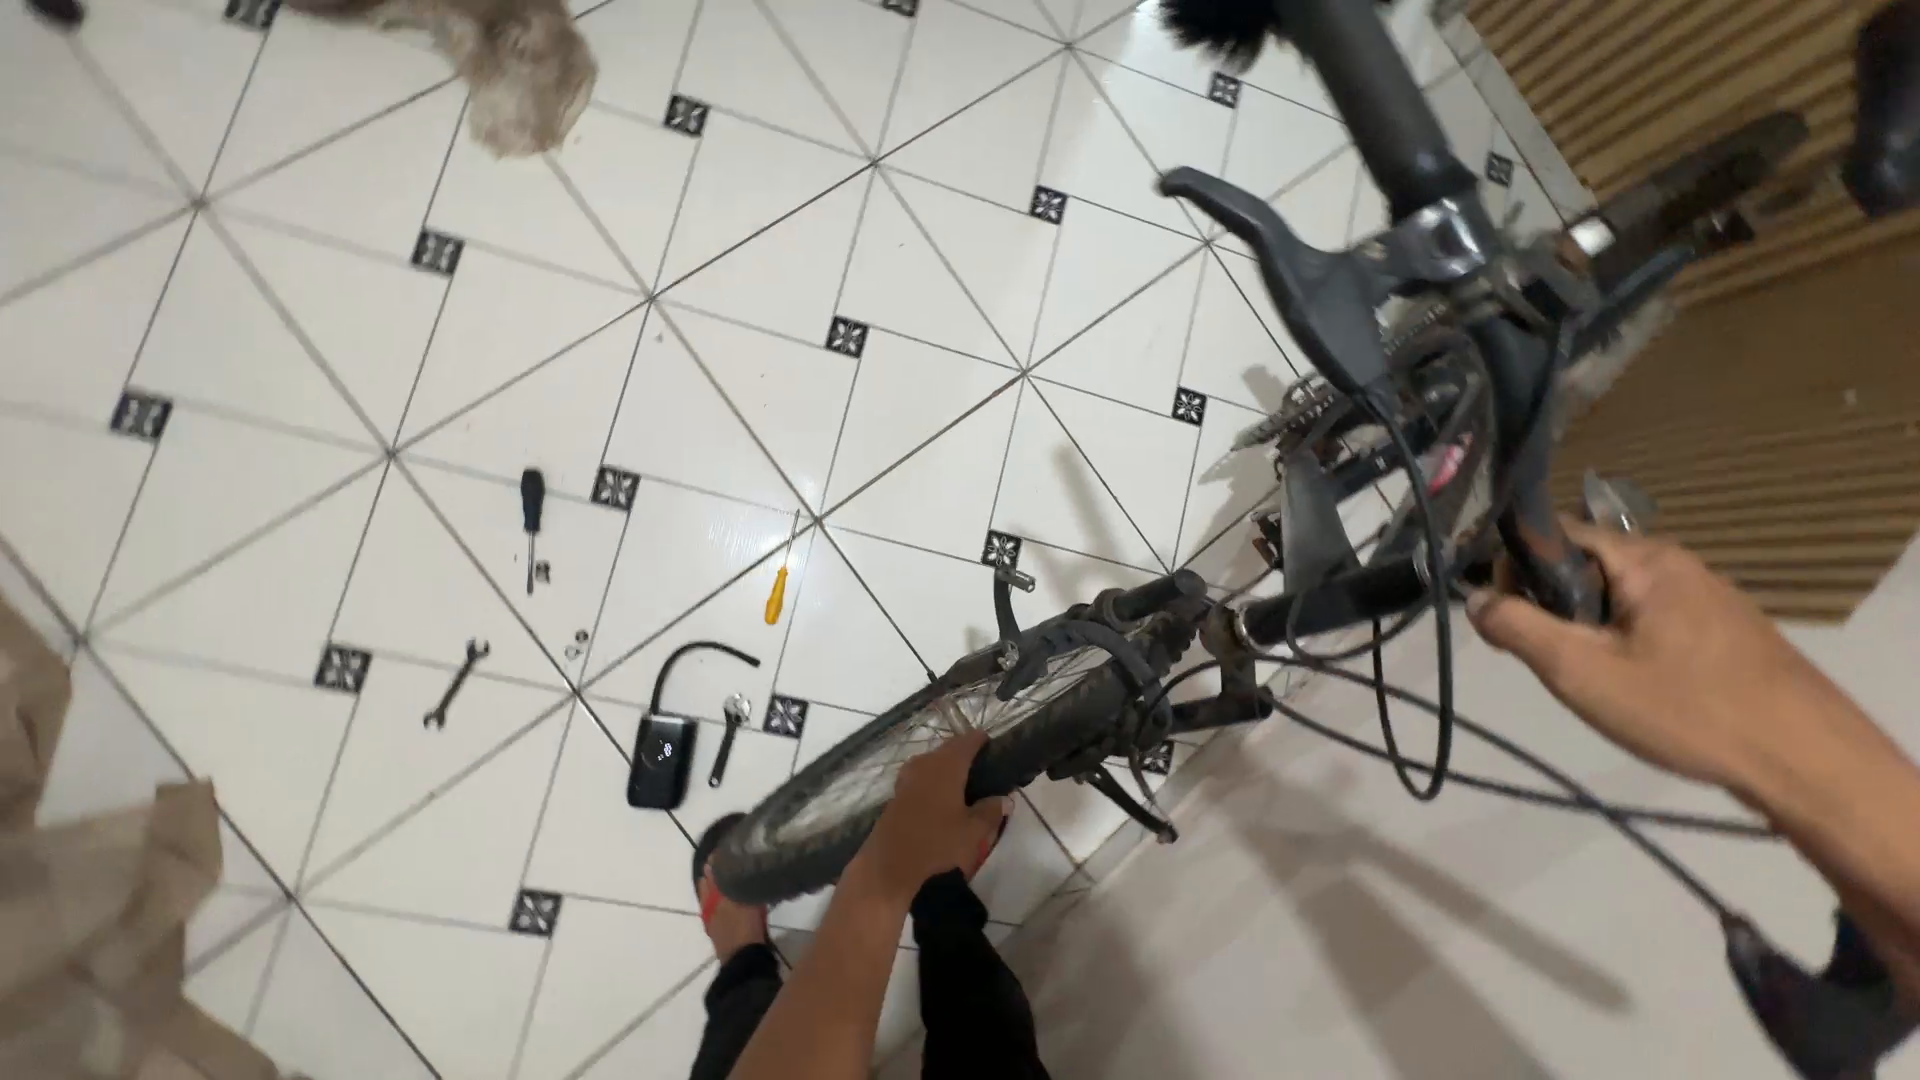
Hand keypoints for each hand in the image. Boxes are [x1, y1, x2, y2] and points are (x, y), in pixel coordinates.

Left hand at [845, 730, 1009, 903]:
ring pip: (931, 763)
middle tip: (981, 768)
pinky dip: (932, 781)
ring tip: (962, 784)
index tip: (992, 746)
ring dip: (946, 767)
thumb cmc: (937, 843)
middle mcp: (925, 764)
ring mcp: (907, 778)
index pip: (967, 741)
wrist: (891, 865)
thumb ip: (991, 811)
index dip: (981, 740)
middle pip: (948, 749)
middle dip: (964, 754)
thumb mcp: (973, 831)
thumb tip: (1005, 799)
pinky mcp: (896, 794)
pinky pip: (919, 778)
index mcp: (947, 765)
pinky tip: (939, 800)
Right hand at [1467, 518, 1856, 791]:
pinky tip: (1623, 681)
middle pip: (1583, 563)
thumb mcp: (1579, 669)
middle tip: (1535, 651)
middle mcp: (1678, 564)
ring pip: (1613, 594)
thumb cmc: (1684, 708)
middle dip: (1545, 600)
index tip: (1500, 611)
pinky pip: (1646, 616)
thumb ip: (1516, 626)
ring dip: (1580, 624)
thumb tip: (1474, 598)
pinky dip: (1617, 638)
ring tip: (1578, 672)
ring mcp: (1706, 596)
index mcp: (1645, 560)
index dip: (1514, 564)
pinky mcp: (1723, 630)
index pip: (1554, 532)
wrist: (1810, 768)